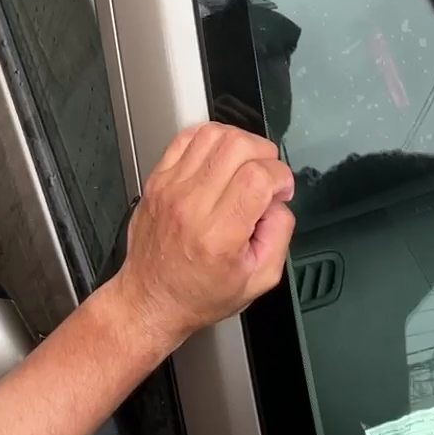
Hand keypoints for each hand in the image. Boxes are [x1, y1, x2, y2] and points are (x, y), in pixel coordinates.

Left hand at [106, 123, 295, 350]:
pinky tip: (219, 157)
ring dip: (240, 142)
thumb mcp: (259, 280)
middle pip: (238, 146)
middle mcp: (191, 206)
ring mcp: (170, 188)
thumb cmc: (199, 294)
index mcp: (219, 235)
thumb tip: (279, 200)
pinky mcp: (157, 179)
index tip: (282, 190)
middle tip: (266, 175)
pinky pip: (186, 137)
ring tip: (245, 164)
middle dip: (265, 154)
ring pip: (213, 133)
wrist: (151, 300)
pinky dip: (210, 138)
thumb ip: (280, 235)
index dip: (281, 176)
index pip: (258, 177)